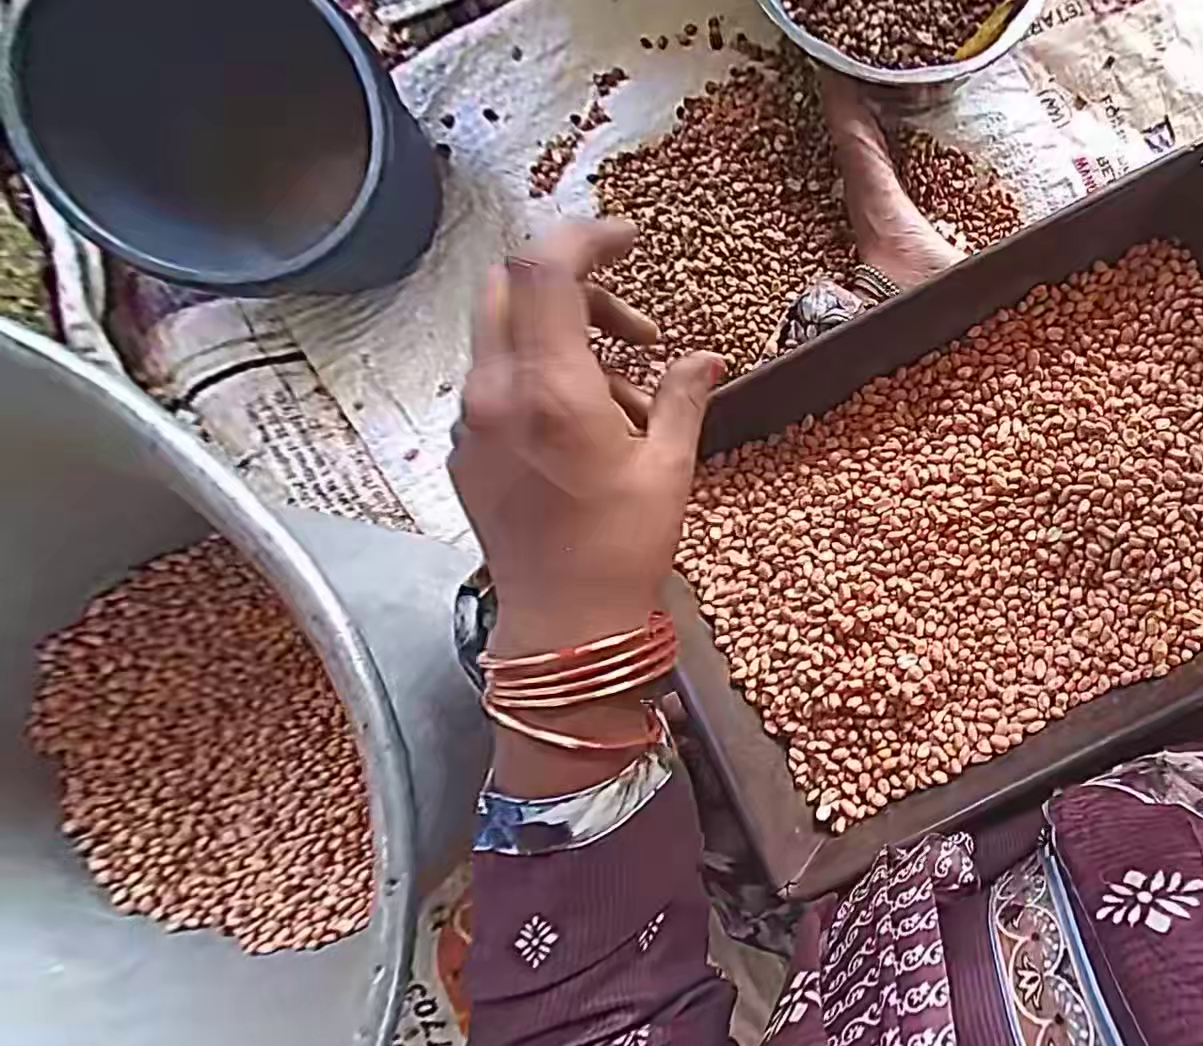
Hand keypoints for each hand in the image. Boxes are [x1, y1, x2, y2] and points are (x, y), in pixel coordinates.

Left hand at [450, 220, 725, 656]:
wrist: (566, 620)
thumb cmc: (625, 546)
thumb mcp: (670, 467)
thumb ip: (684, 398)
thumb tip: (706, 359)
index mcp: (552, 393)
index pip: (543, 273)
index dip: (586, 239)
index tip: (630, 240)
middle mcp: (495, 395)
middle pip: (512, 290)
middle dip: (581, 293)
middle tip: (640, 334)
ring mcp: (471, 421)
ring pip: (506, 336)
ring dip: (570, 342)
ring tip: (631, 402)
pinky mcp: (466, 447)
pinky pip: (500, 382)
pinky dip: (547, 378)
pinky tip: (590, 429)